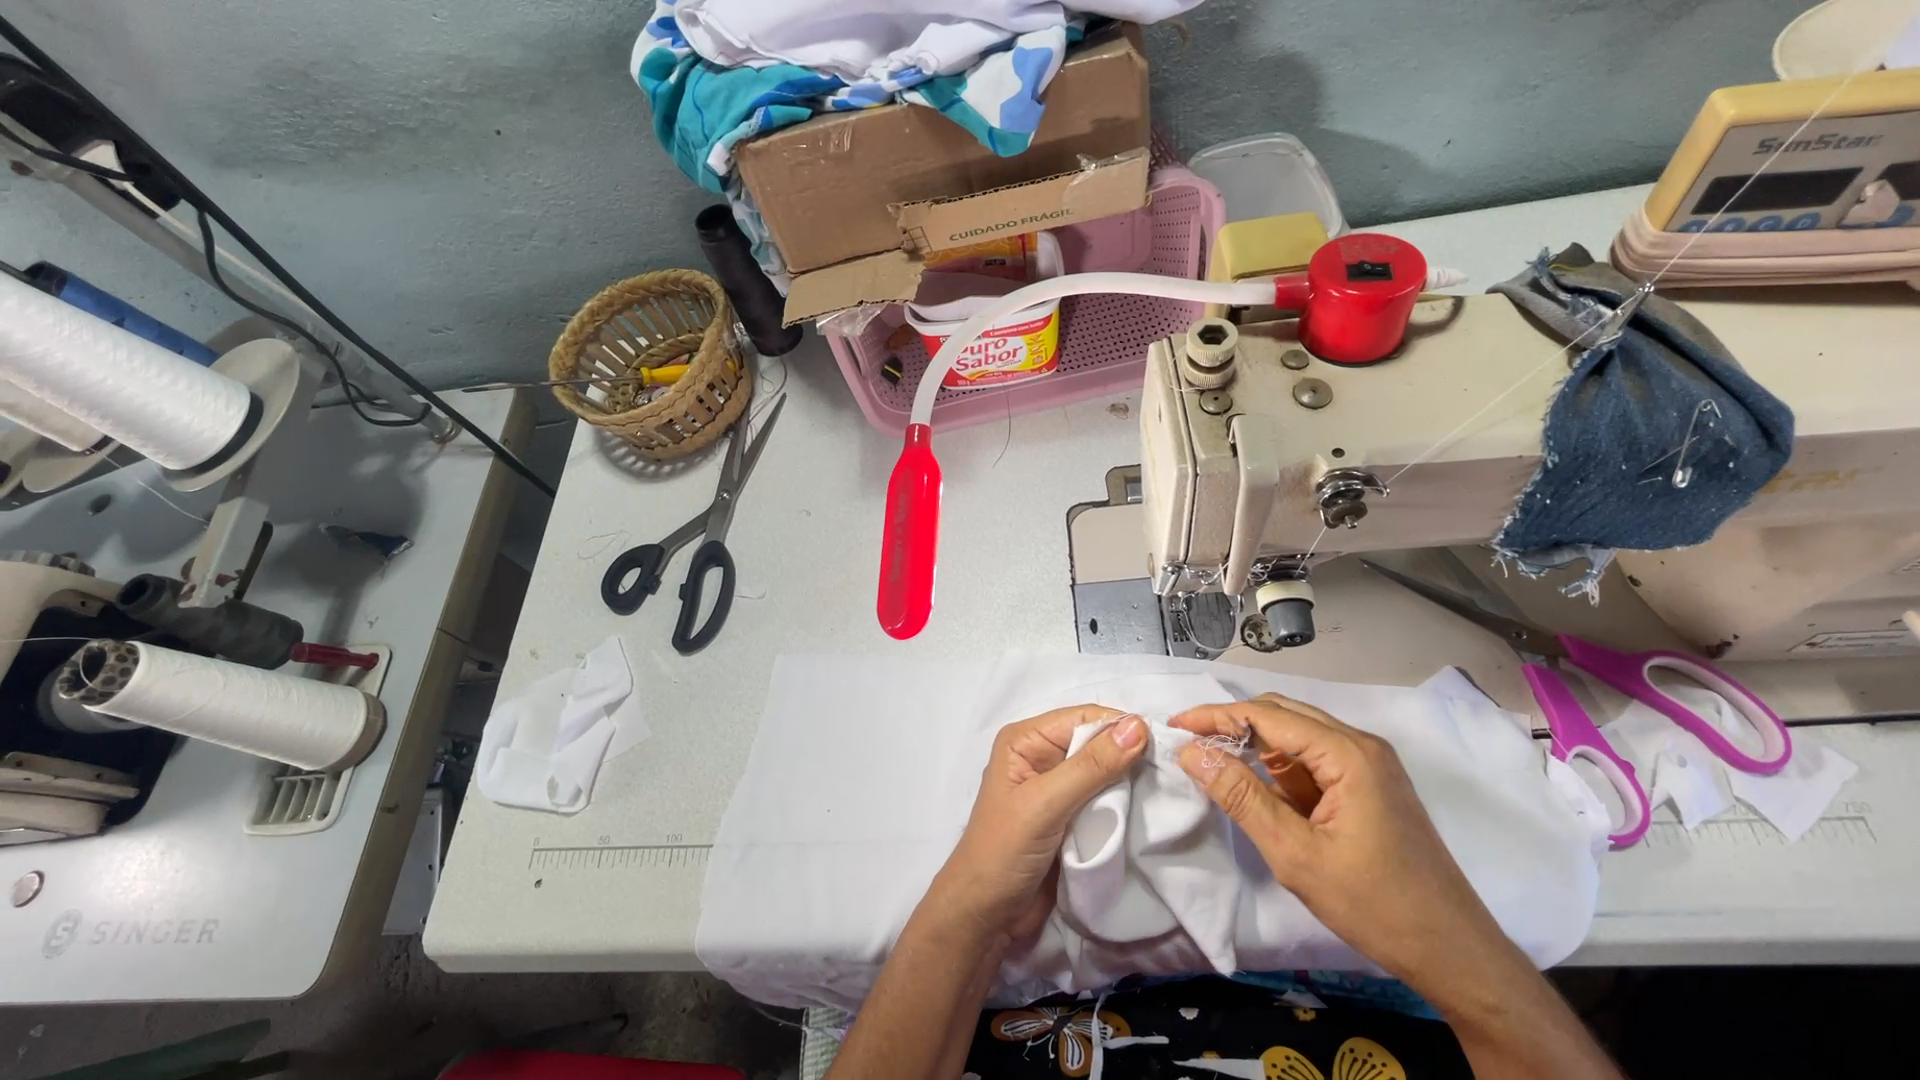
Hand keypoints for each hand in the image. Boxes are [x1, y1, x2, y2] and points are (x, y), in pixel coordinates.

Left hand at [931, 706, 1148, 942]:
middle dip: (1130, 755)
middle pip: (1097, 742)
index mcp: (1026, 740)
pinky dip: (1125, 805)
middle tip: (1171, 770)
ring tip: (1165, 790)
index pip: (1084, 717)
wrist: (987, 915)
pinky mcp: (1071, 818)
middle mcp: (1042, 757)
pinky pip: (1106, 800)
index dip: (1122, 727)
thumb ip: (1091, 766)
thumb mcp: (1046, 804)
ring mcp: (1058, 789)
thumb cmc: (1004, 852)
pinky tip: (1147, 811)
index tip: (1164, 746)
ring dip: (1131, 782)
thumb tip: (1138, 726)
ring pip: (1106, 772)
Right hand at [1169, 693, 1519, 996]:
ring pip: (1299, 737)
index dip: (1216, 716)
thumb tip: (1192, 752)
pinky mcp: (1370, 789)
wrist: (1451, 950)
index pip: (1267, 715)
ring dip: (1256, 746)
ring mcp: (1369, 767)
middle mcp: (1361, 746)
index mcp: (1348, 754)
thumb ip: (1241, 796)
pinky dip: (1280, 769)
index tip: (1174, 726)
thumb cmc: (1373, 903)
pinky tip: (1256, 787)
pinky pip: (1314, 762)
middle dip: (1233, 724)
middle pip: (1284, 715)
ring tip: (1213, 764)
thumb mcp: (1295, 853)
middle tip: (1189, 744)